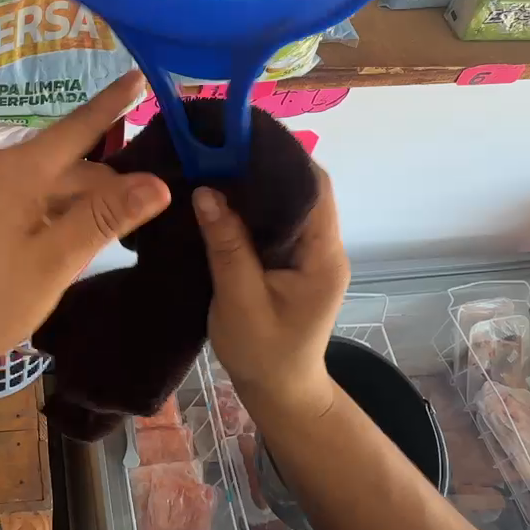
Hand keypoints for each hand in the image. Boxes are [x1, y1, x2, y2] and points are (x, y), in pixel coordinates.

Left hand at [0, 72, 171, 378]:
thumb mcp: (55, 261)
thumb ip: (106, 218)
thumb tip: (158, 184)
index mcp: (17, 169)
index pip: (78, 127)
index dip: (113, 103)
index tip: (140, 75)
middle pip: (64, 165)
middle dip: (101, 188)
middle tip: (137, 222)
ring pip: (42, 184)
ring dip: (73, 206)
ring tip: (99, 241)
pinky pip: (19, 195)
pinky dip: (46, 212)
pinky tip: (56, 243)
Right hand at [195, 167, 348, 418]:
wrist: (280, 393)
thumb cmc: (264, 353)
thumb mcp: (240, 301)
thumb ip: (226, 246)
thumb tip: (206, 190)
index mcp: (322, 255)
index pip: (315, 188)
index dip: (284, 157)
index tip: (244, 137)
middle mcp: (323, 246)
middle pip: (302, 187)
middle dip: (265, 163)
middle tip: (221, 143)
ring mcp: (309, 252)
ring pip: (287, 201)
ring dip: (256, 181)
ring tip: (217, 160)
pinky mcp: (292, 258)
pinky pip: (276, 218)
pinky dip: (252, 202)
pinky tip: (222, 194)